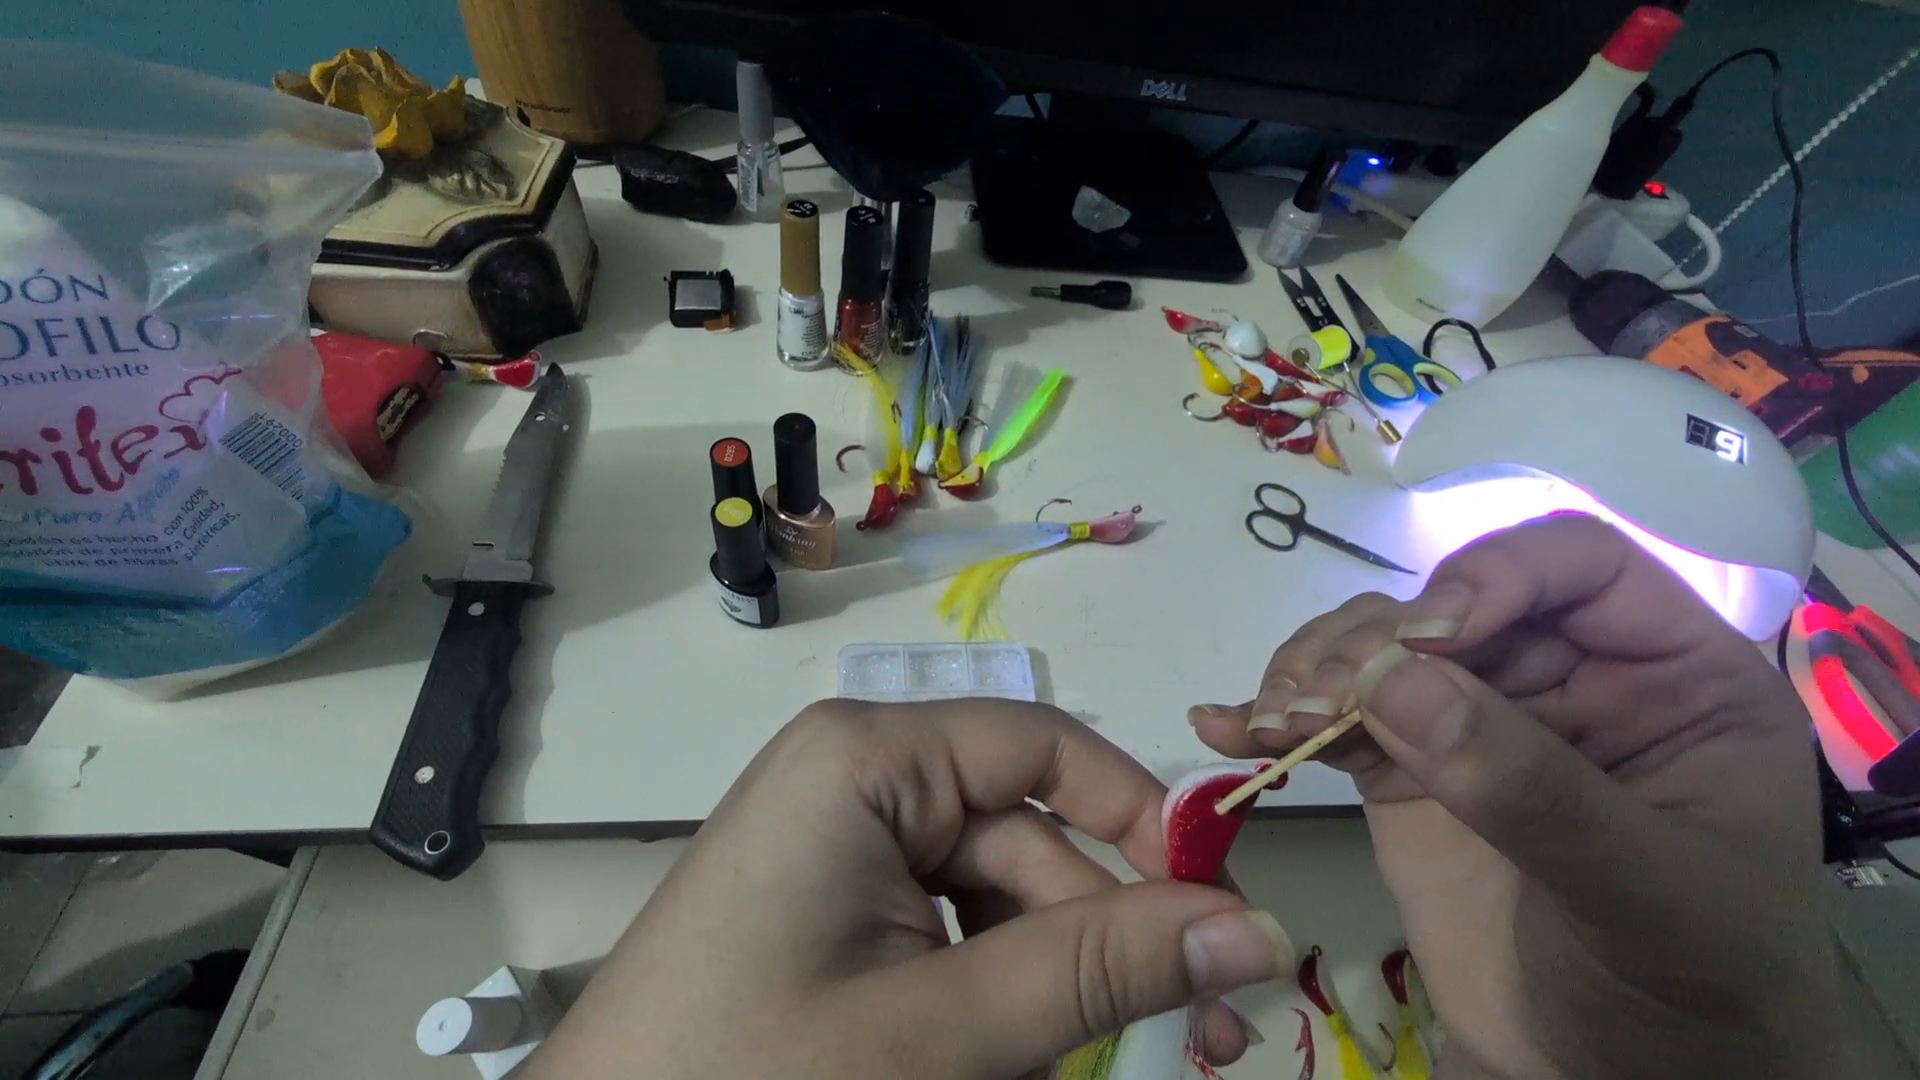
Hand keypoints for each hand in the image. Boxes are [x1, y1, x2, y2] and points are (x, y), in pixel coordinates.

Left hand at [529, 699, 1293, 1079]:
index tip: (1214, 904)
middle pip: (1020, 832)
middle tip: (1191, 1035)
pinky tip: (996, 1052)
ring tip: (1071, 1060)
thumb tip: (1250, 929)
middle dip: (1093, 934)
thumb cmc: (754, 1079)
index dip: (1137, 813)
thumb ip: (1098, 971)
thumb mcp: (944, 1030)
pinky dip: (986, 984)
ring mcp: (841, 830)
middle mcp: (856, 770)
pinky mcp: (833, 889)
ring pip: (989, 889)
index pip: (1040, 745)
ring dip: (1043, 975)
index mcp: (866, 754)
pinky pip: (943, 921)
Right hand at [1190, 515, 1846, 1078]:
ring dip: (1307, 673)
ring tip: (1273, 729)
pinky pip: (1328, 711)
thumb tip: (1392, 681)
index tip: (1426, 641)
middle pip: (1436, 604)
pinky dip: (1270, 713)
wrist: (1604, 1074)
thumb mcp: (1641, 891)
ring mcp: (1461, 716)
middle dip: (1365, 646)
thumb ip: (1526, 784)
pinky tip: (1224, 727)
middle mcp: (1550, 675)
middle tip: (1316, 708)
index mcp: (1656, 676)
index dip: (1492, 577)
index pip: (1571, 566)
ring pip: (1367, 645)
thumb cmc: (1680, 989)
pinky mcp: (1393, 760)